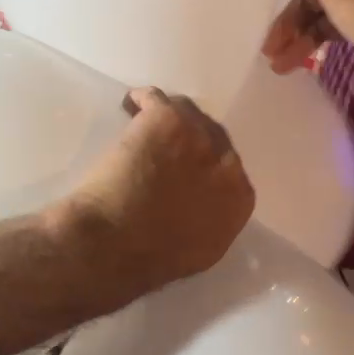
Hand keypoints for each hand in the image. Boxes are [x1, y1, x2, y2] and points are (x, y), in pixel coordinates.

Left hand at [59, 88, 253, 295]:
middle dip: (189, 136)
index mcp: (239, 196)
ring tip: (143, 121)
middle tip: (163, 143)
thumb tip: (206, 202)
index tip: (185, 161)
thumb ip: (215, 218)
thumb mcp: (201, 249)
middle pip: (210, 133)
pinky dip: (141, 100)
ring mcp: (198, 135)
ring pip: (184, 111)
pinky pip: (154, 97)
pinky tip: (130, 105)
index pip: (228, 164)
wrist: (114, 242)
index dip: (204, 159)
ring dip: (166, 116)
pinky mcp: (167, 117)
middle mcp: (225, 161)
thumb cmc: (150, 257)